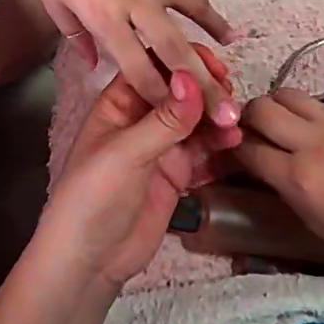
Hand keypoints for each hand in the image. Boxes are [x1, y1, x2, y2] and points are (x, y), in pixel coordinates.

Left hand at [5, 0, 237, 126]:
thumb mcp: (51, 1)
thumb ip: (76, 36)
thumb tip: (94, 63)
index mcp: (106, 19)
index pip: (139, 69)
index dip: (160, 95)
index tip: (177, 110)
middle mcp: (138, 0)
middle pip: (177, 49)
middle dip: (204, 82)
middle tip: (227, 104)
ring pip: (195, 5)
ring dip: (215, 25)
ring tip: (230, 40)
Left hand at [36, 45, 235, 291]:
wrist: (90, 261)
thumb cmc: (92, 198)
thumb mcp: (126, 154)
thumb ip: (163, 119)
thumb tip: (192, 77)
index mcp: (118, 104)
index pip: (152, 68)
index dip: (181, 62)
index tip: (212, 65)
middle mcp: (141, 119)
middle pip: (180, 93)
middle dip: (206, 91)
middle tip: (229, 98)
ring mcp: (160, 146)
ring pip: (196, 120)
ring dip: (217, 118)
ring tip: (233, 124)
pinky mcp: (177, 173)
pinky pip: (204, 151)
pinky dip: (220, 145)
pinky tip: (234, 143)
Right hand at [232, 88, 323, 279]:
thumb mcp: (319, 227)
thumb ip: (286, 191)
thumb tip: (262, 168)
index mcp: (301, 182)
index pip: (247, 149)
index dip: (234, 148)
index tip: (234, 149)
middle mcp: (316, 144)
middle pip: (261, 108)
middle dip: (248, 117)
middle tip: (254, 129)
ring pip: (288, 93)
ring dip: (278, 106)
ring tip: (286, 122)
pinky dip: (316, 112)